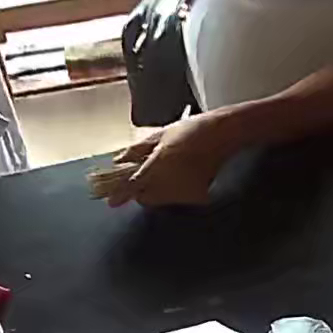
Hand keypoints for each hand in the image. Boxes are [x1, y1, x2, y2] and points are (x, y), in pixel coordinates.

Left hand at [105, 114, 235, 207]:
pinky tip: (180, 177)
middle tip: (144, 178)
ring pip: (159, 200)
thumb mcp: (160, 135)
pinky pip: (175, 200)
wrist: (222, 135)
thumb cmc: (190, 131)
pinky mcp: (194, 197)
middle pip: (144, 198)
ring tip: (166, 173)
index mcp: (156, 165)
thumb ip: (137, 150)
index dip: (120, 195)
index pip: (132, 186)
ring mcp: (181, 192)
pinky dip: (173, 193)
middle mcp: (167, 183)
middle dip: (140, 191)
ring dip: (155, 192)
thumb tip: (118, 160)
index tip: (111, 202)